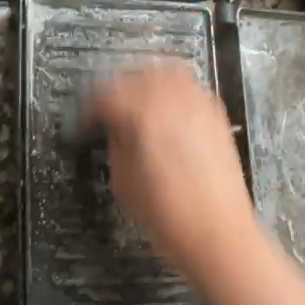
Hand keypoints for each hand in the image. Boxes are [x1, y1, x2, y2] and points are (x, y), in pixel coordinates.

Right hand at [89, 64, 260, 285]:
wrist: (218, 234)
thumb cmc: (170, 216)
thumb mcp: (123, 182)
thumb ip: (116, 144)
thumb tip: (114, 128)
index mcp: (141, 114)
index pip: (106, 93)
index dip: (90, 106)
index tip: (86, 118)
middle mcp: (172, 101)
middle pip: (137, 72)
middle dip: (118, 85)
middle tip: (107, 104)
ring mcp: (198, 106)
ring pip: (168, 71)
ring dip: (147, 80)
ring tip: (137, 100)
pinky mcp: (217, 117)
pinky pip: (192, 87)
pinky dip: (174, 91)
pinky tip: (167, 110)